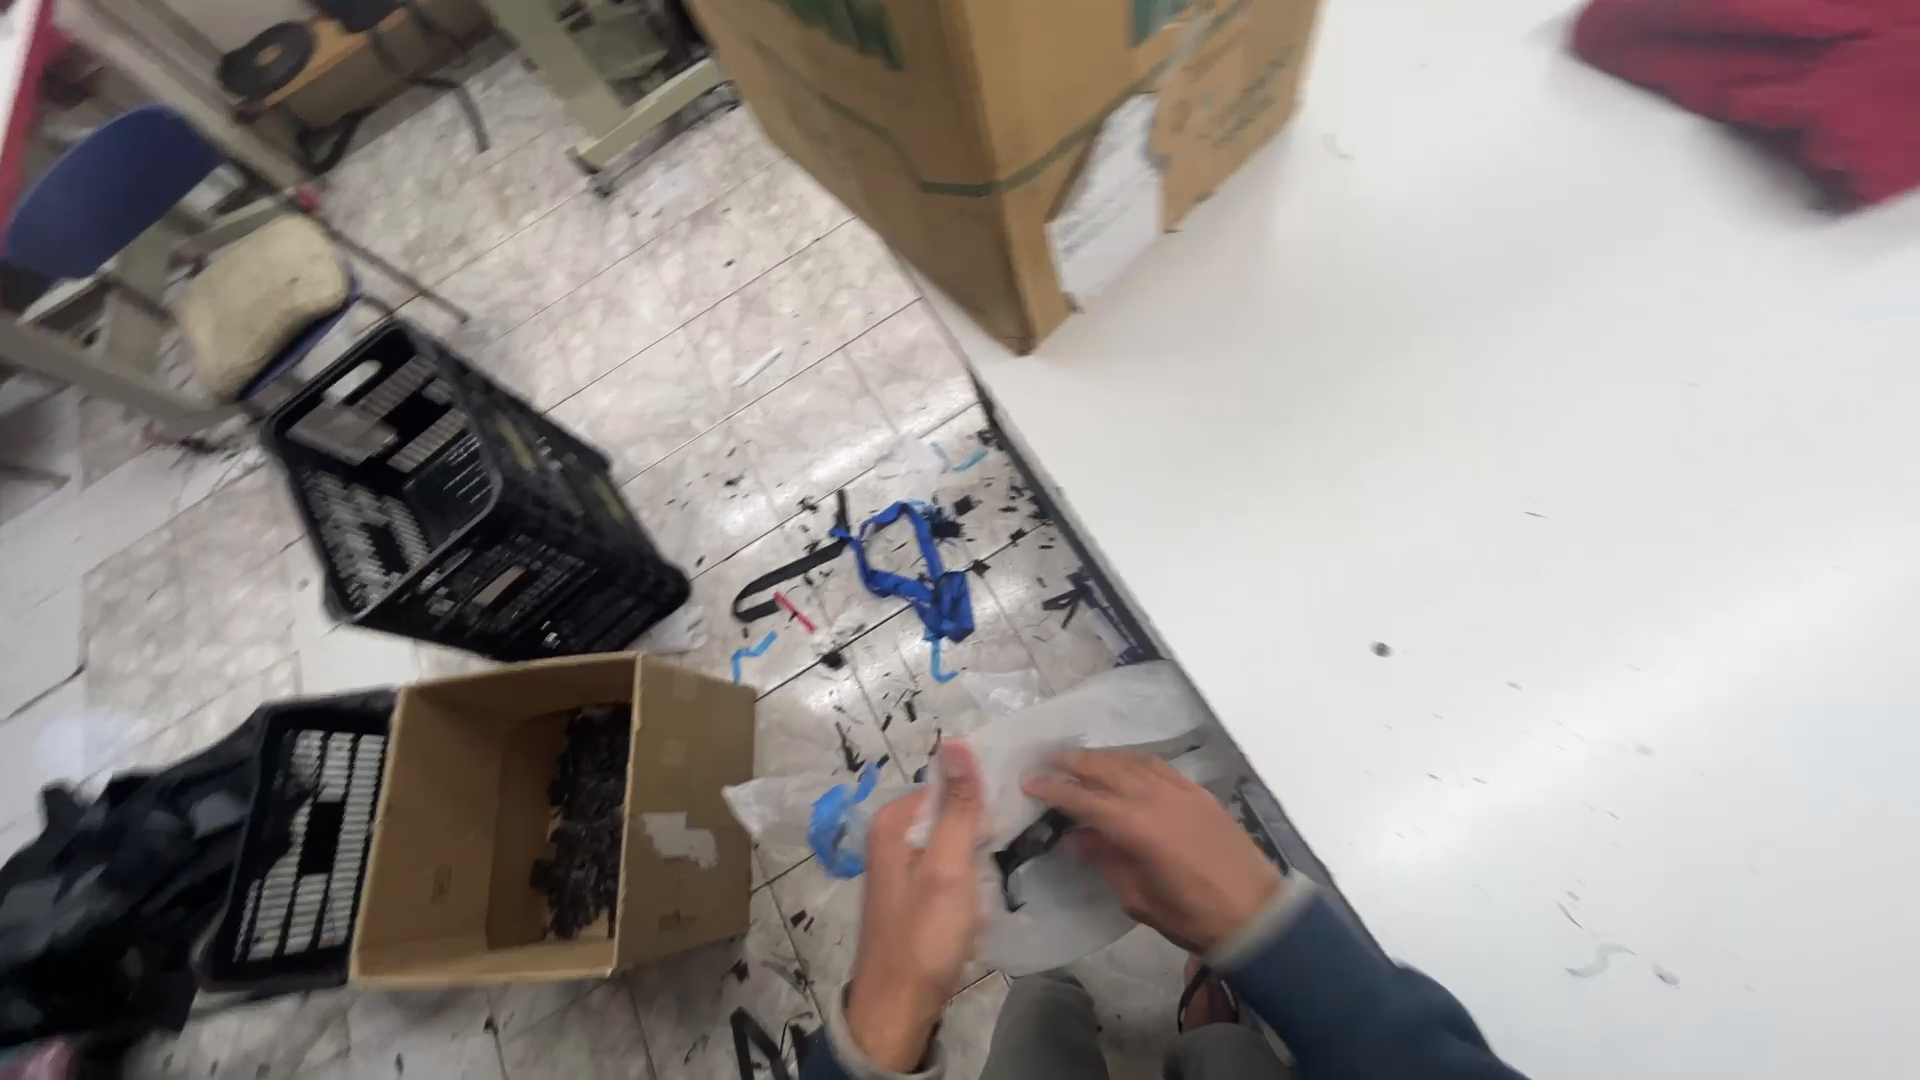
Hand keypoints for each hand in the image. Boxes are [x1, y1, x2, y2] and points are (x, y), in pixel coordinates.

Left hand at [844, 740, 984, 1070]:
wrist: (898, 1007)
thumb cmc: (924, 933)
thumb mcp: (949, 865)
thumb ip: (958, 804)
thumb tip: (956, 740)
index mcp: (893, 821)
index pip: (947, 785)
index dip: (978, 804)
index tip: (1003, 826)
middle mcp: (891, 835)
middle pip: (951, 813)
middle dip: (976, 838)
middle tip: (988, 869)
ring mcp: (901, 864)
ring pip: (954, 844)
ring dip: (974, 866)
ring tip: (981, 894)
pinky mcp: (912, 890)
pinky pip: (948, 870)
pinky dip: (965, 885)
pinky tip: (972, 908)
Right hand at [1023, 750, 1281, 953]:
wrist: (1258, 913)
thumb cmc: (1193, 916)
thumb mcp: (1139, 899)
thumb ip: (1106, 861)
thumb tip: (1076, 837)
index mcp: (1136, 827)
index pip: (1084, 799)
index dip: (1054, 789)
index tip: (1029, 781)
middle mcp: (1154, 798)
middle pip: (1105, 769)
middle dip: (1073, 762)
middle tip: (1048, 758)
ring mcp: (1179, 790)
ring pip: (1132, 761)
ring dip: (1102, 756)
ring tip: (1081, 757)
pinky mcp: (1197, 792)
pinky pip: (1158, 765)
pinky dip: (1134, 759)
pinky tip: (1125, 763)